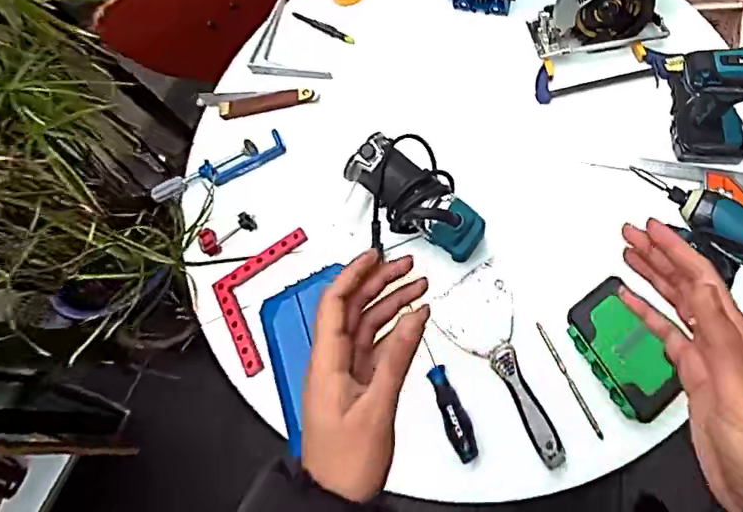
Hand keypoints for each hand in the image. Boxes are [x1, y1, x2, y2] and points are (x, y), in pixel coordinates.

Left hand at [300, 249, 429, 502]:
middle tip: (404, 264)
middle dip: (379, 280)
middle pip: (354, 306)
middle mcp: (333, 359)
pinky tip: (412, 319)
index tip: (374, 254)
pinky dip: (395, 329)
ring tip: (416, 285)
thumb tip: (412, 317)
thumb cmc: (344, 464)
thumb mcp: (377, 406)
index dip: (353, 271)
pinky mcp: (358, 383)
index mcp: (326, 360)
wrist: (335, 500)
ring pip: (366, 323)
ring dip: (390, 302)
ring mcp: (346, 370)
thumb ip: (396, 358)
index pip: (335, 300)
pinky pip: (376, 344)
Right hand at [619, 219, 742, 511]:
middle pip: (684, 282)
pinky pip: (665, 331)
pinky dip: (646, 311)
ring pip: (673, 300)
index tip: (653, 227)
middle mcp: (718, 336)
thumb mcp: (736, 378)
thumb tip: (702, 284)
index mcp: (731, 331)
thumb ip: (717, 330)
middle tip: (633, 232)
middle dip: (658, 252)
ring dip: (651, 274)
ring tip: (630, 253)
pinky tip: (632, 300)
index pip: (700, 276)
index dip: (675, 248)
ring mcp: (704, 353)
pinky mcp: (692, 372)